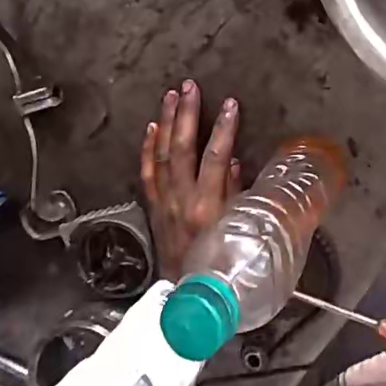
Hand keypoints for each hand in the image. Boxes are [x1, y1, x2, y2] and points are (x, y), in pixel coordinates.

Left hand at [139, 79, 239, 279]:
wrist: (188, 298)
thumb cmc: (222, 265)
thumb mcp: (240, 229)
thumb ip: (237, 193)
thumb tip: (236, 162)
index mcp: (207, 206)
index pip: (216, 157)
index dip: (224, 128)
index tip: (231, 104)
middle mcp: (181, 200)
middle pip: (181, 148)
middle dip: (186, 114)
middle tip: (190, 87)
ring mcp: (164, 203)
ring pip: (161, 154)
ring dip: (165, 122)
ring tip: (170, 96)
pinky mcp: (153, 208)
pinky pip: (146, 173)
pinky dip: (146, 148)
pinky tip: (149, 127)